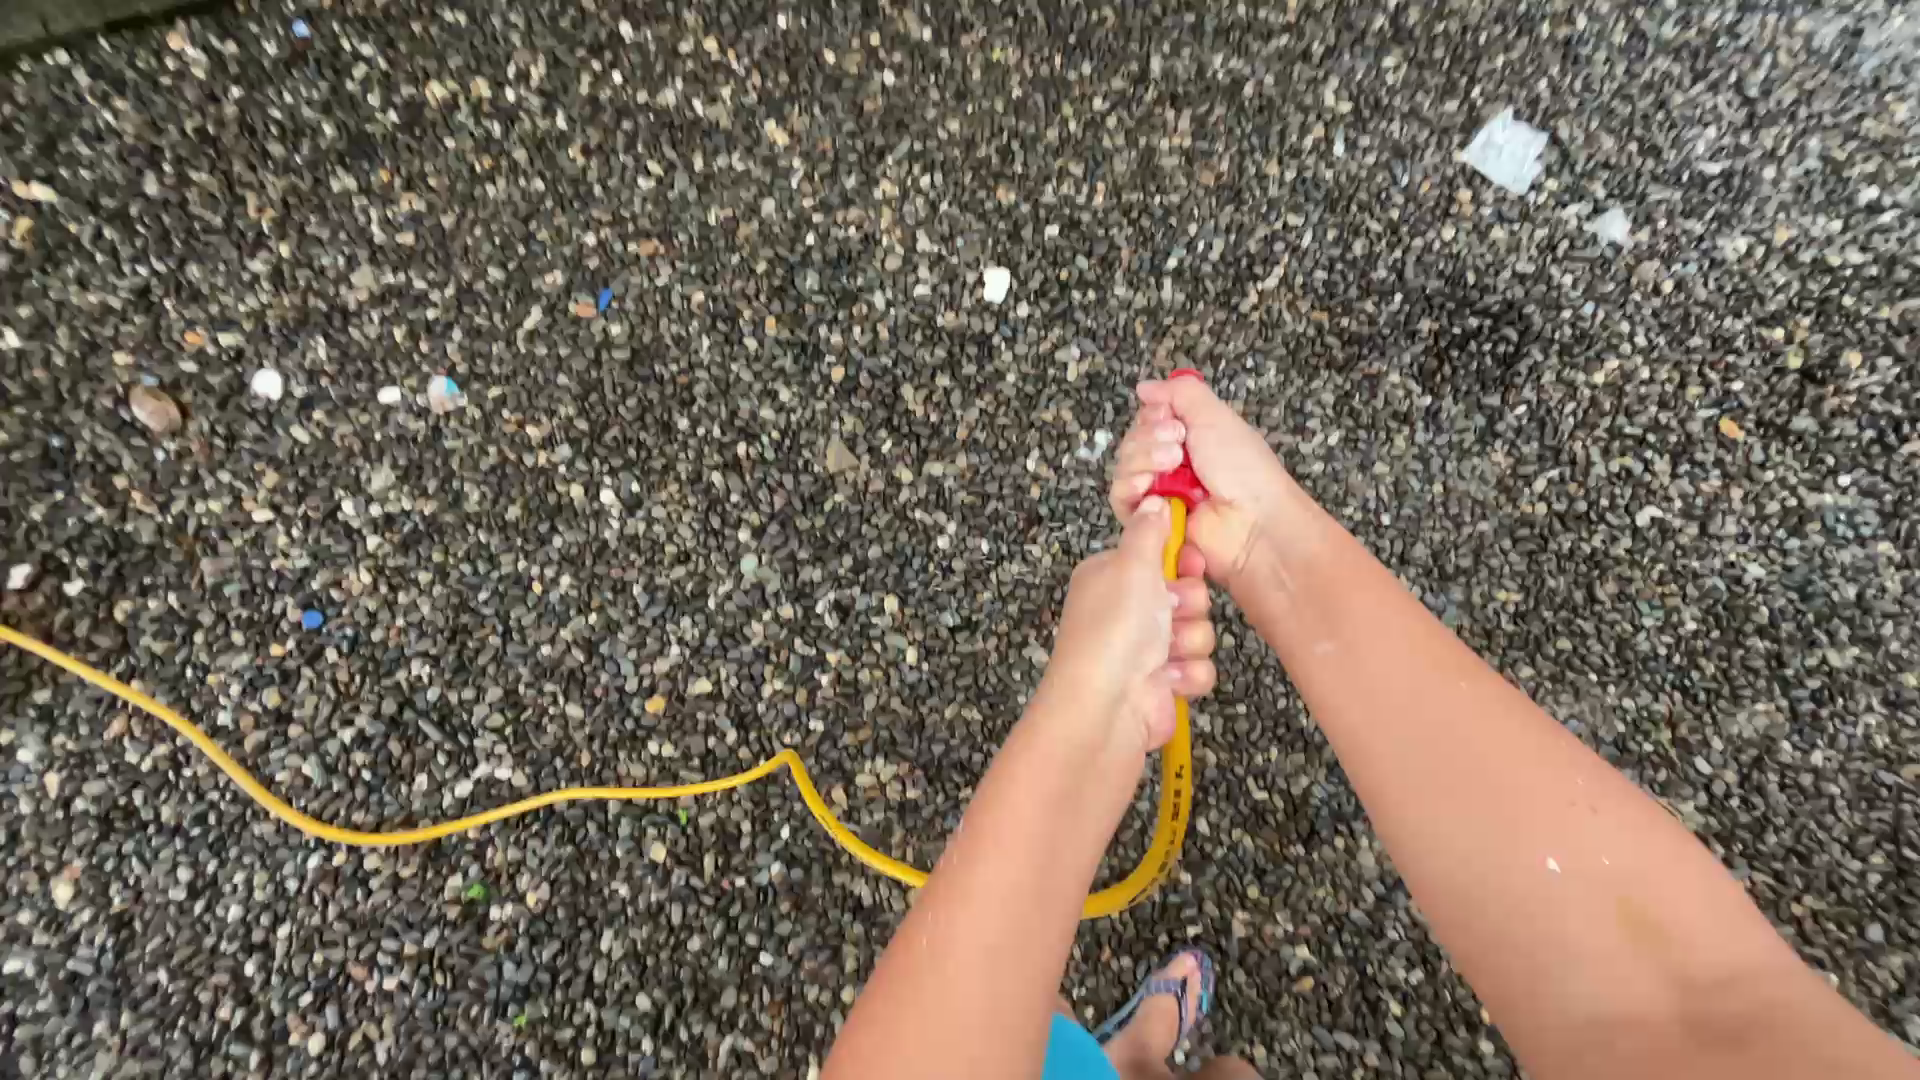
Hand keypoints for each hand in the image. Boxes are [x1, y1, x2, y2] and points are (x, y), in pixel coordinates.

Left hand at [1038, 497, 1217, 753]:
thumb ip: (1147, 531)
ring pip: (1199, 632)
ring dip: (1189, 642)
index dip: (1182, 562)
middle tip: (1170, 615)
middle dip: (1189, 607)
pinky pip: (1199, 668)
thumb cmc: (1113, 629)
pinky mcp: (1163, 682)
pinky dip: (1188, 675)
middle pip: (1189, 594)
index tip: (1189, 565)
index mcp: (1112, 577)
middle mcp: (1127, 611)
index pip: (1161, 556)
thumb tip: (1153, 501)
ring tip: (1164, 653)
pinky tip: (1167, 680)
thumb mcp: (1130, 565)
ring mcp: (1145, 649)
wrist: (1107, 705)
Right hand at [1109, 377, 1296, 588]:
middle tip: (1177, 445)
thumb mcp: (1215, 416)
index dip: (1152, 416)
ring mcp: (1158, 492)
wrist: (1251, 521)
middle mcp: (1170, 464)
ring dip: (1142, 460)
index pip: (1147, 420)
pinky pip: (1120, 498)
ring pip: (1124, 467)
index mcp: (1189, 438)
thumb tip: (1144, 387)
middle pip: (1131, 442)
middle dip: (1148, 438)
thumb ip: (1179, 393)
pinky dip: (1131, 488)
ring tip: (1172, 465)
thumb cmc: (1242, 468)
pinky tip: (1151, 489)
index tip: (1170, 419)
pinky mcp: (1148, 520)